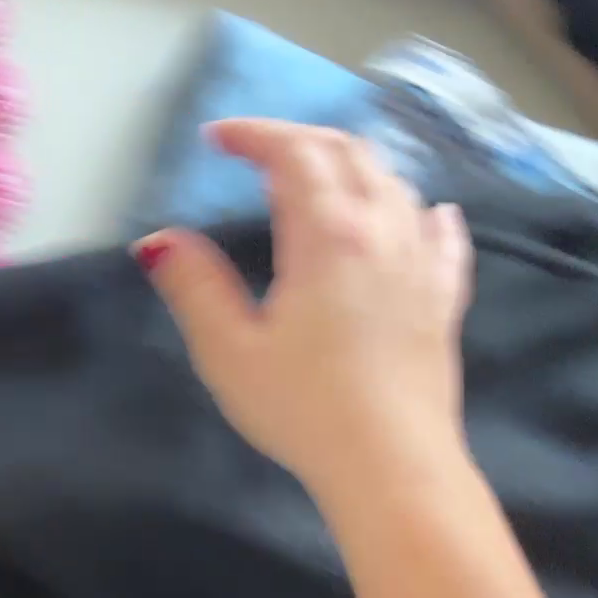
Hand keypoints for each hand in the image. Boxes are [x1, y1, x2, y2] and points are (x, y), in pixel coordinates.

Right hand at [134, 118, 476, 504]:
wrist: (388, 460)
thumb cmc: (296, 404)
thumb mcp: (226, 348)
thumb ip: (193, 286)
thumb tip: (157, 241)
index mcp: (328, 239)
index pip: (296, 158)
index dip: (255, 137)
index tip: (215, 138)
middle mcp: (385, 232)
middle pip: (351, 157)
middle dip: (298, 141)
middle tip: (252, 150)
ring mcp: (422, 261)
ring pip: (393, 185)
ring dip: (346, 167)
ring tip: (309, 178)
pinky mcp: (441, 295)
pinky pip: (435, 230)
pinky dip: (410, 207)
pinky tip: (414, 213)